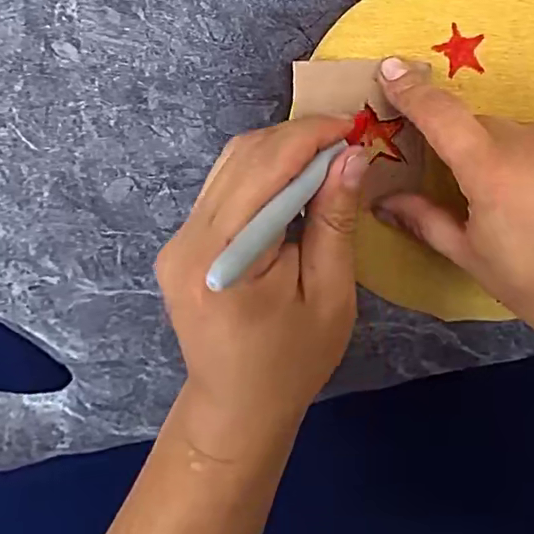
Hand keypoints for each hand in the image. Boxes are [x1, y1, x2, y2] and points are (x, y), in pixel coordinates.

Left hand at [154, 118, 367, 455]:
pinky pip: (225, 184)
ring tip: (327, 154)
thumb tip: (352, 156)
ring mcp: (179, 238)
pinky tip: (296, 177)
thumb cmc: (293, 361)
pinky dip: (264, 169)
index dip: (311, 136)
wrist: (237, 407)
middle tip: (347, 138)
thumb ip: (335, 220)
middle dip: (299, 136)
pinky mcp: (183, 241)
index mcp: (222, 258)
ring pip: (231, 163)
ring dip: (281, 148)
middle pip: (243, 156)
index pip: (266, 169)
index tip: (354, 126)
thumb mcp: (331, 294)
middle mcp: (188, 239)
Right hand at [372, 58, 533, 367]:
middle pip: (489, 128)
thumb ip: (426, 220)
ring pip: (531, 135)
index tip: (392, 69)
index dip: (412, 90)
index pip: (442, 116)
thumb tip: (385, 200)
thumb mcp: (476, 260)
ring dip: (523, 158)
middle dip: (479, 151)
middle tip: (491, 195)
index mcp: (494, 174)